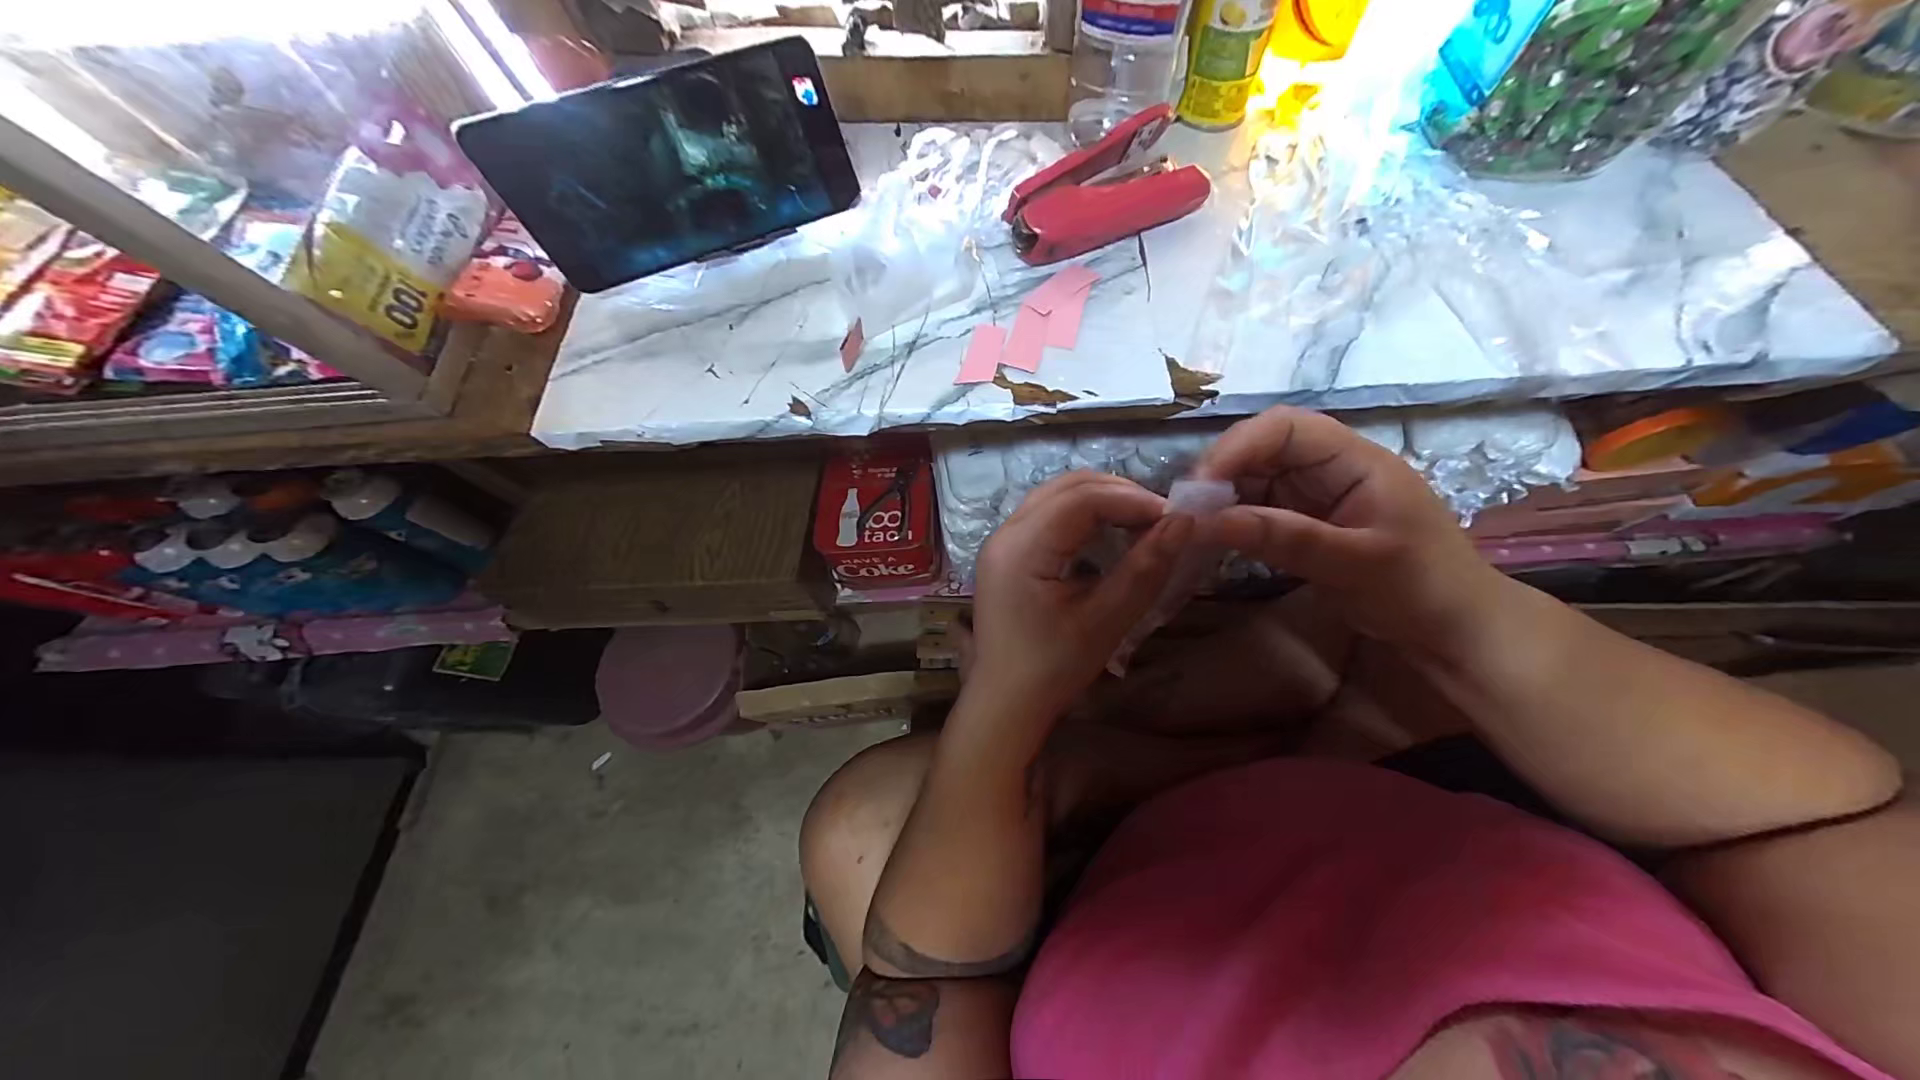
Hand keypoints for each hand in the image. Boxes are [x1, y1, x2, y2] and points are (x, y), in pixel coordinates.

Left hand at [968, 471, 1193, 726]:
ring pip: (1057, 496)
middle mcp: (1005, 533)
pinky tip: (1109, 534)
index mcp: (1021, 548)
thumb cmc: (1053, 669)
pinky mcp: (1007, 553)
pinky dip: (1082, 515)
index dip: (1132, 500)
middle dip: (1119, 494)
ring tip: (1141, 523)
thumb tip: (1183, 522)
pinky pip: (1048, 514)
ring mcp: (1002, 541)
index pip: (1082, 499)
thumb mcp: (1106, 622)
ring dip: (1101, 501)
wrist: (1006, 703)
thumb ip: (1144, 569)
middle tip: (1161, 518)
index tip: (1174, 517)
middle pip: (1067, 487)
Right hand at [1195, 406, 1506, 655]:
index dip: (1238, 446)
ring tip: (1191, 526)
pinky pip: (1257, 509)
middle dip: (1221, 473)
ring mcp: (1315, 495)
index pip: (1285, 428)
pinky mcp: (1304, 522)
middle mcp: (1330, 468)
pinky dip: (1231, 520)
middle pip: (1261, 449)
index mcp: (1355, 461)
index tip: (1200, 485)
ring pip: (1253, 479)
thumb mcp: (1354, 564)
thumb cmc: (1422, 589)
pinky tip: (1211, 537)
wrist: (1455, 631)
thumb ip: (1284, 537)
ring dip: (1221, 498)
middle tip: (1186, 511)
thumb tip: (1207, 520)